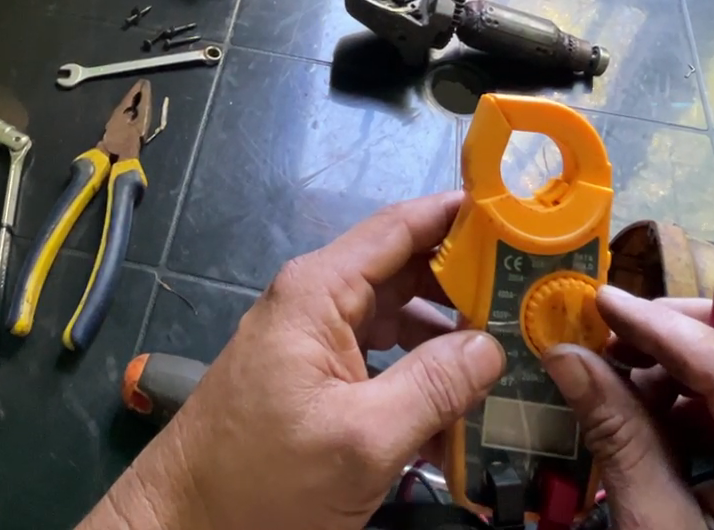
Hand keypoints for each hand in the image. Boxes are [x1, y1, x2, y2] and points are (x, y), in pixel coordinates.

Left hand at [81, 192, 505, 529]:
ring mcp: (312, 334)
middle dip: (463, 277)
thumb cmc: (265, 476)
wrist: (185, 518)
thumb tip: (492, 345)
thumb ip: (432, 387)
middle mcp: (316, 297)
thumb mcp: (360, 440)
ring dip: (444, 330)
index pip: (398, 228)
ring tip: (509, 345)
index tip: (513, 214)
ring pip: (394, 313)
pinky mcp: (313, 370)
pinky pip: (376, 352)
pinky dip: (415, 367)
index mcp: (320, 288)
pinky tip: (456, 398)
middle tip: (528, 289)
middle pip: (401, 268)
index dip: (455, 215)